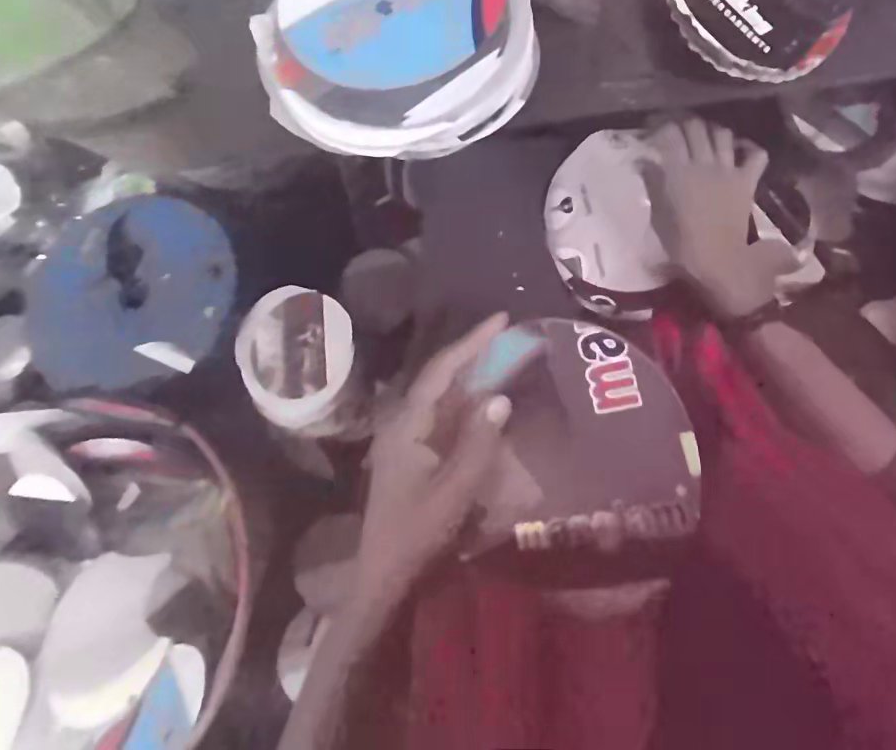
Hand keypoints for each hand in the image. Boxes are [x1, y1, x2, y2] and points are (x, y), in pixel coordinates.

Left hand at [356, 313, 513, 606]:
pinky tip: (488, 401)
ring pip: (444, 395)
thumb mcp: (455, 492)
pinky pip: (445, 416)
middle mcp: (405, 421)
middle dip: (475, 354)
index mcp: (408, 423)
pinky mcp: (416, 452)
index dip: (472, 342)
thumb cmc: (416, 534)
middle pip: (442, 377)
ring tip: (506, 358)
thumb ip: (479, 444)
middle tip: (510, 336)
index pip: (442, 370)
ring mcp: (409, 437)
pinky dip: (468, 403)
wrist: (385, 576)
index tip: (501, 320)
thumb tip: (500, 398)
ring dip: (473, 376)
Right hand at [648, 117, 799, 318]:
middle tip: (677, 129)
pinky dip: (748, 147)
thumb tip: (644, 162)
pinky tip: (738, 149)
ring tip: (704, 137)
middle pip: (695, 127)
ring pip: (722, 133)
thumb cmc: (681, 243)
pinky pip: (756, 155)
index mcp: (678, 172)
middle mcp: (704, 164)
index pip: (669, 134)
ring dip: (712, 130)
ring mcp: (729, 170)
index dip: (660, 125)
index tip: (652, 129)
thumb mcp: (659, 213)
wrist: (719, 261)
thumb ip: (653, 183)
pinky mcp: (748, 181)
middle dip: (684, 123)